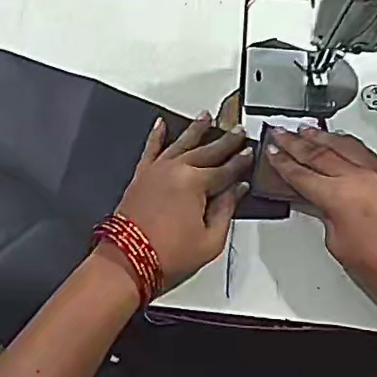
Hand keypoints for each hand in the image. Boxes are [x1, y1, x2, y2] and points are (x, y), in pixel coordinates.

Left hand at [110, 114, 252, 288]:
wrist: (127, 260)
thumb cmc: (165, 254)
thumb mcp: (210, 240)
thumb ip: (226, 210)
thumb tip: (236, 192)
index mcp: (196, 183)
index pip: (226, 169)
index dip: (240, 162)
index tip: (249, 154)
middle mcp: (176, 170)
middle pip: (207, 151)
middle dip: (225, 141)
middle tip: (238, 132)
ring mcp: (156, 170)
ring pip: (181, 143)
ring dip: (196, 129)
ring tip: (207, 117)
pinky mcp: (140, 176)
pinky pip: (151, 149)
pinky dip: (156, 135)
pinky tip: (161, 124)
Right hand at [265, 126, 376, 316]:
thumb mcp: (338, 244)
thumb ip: (325, 214)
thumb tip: (320, 201)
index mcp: (339, 195)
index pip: (301, 173)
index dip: (282, 163)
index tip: (271, 153)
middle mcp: (359, 179)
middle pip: (318, 152)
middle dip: (295, 142)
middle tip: (280, 133)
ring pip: (343, 145)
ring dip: (320, 136)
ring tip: (305, 130)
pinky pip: (364, 152)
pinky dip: (346, 143)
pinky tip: (340, 140)